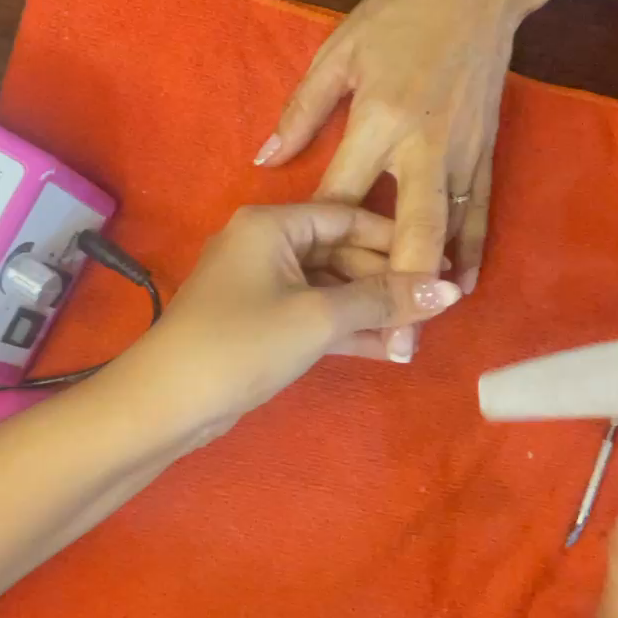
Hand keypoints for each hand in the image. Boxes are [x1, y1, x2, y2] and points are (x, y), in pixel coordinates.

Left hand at [110, 204, 461, 429]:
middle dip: (385, 281)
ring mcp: (260, 284)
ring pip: (328, 286)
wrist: (168, 400)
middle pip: (338, 252)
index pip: (346, 217)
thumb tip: (448, 289)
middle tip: (438, 307)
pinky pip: (313, 313)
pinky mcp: (260, 321)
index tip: (443, 263)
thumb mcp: (317, 317)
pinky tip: (391, 348)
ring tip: (421, 332)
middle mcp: (264, 243)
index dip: (395, 240)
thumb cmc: (243, 342)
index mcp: (270, 223)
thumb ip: (382, 300)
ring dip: (370, 308)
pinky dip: (346, 328)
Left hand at [256, 0, 552, 360]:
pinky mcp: (487, 150)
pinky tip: (465, 281)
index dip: (329, 247)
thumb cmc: (398, 16)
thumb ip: (303, 112)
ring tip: (426, 328)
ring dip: (440, 280)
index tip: (311, 284)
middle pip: (411, 231)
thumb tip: (267, 158)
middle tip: (400, 347)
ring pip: (451, 229)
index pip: (343, 197)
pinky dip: (476, 247)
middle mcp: (422, 148)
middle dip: (402, 290)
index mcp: (378, 122)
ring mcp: (461, 152)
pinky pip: (481, 209)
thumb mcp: (338, 55)